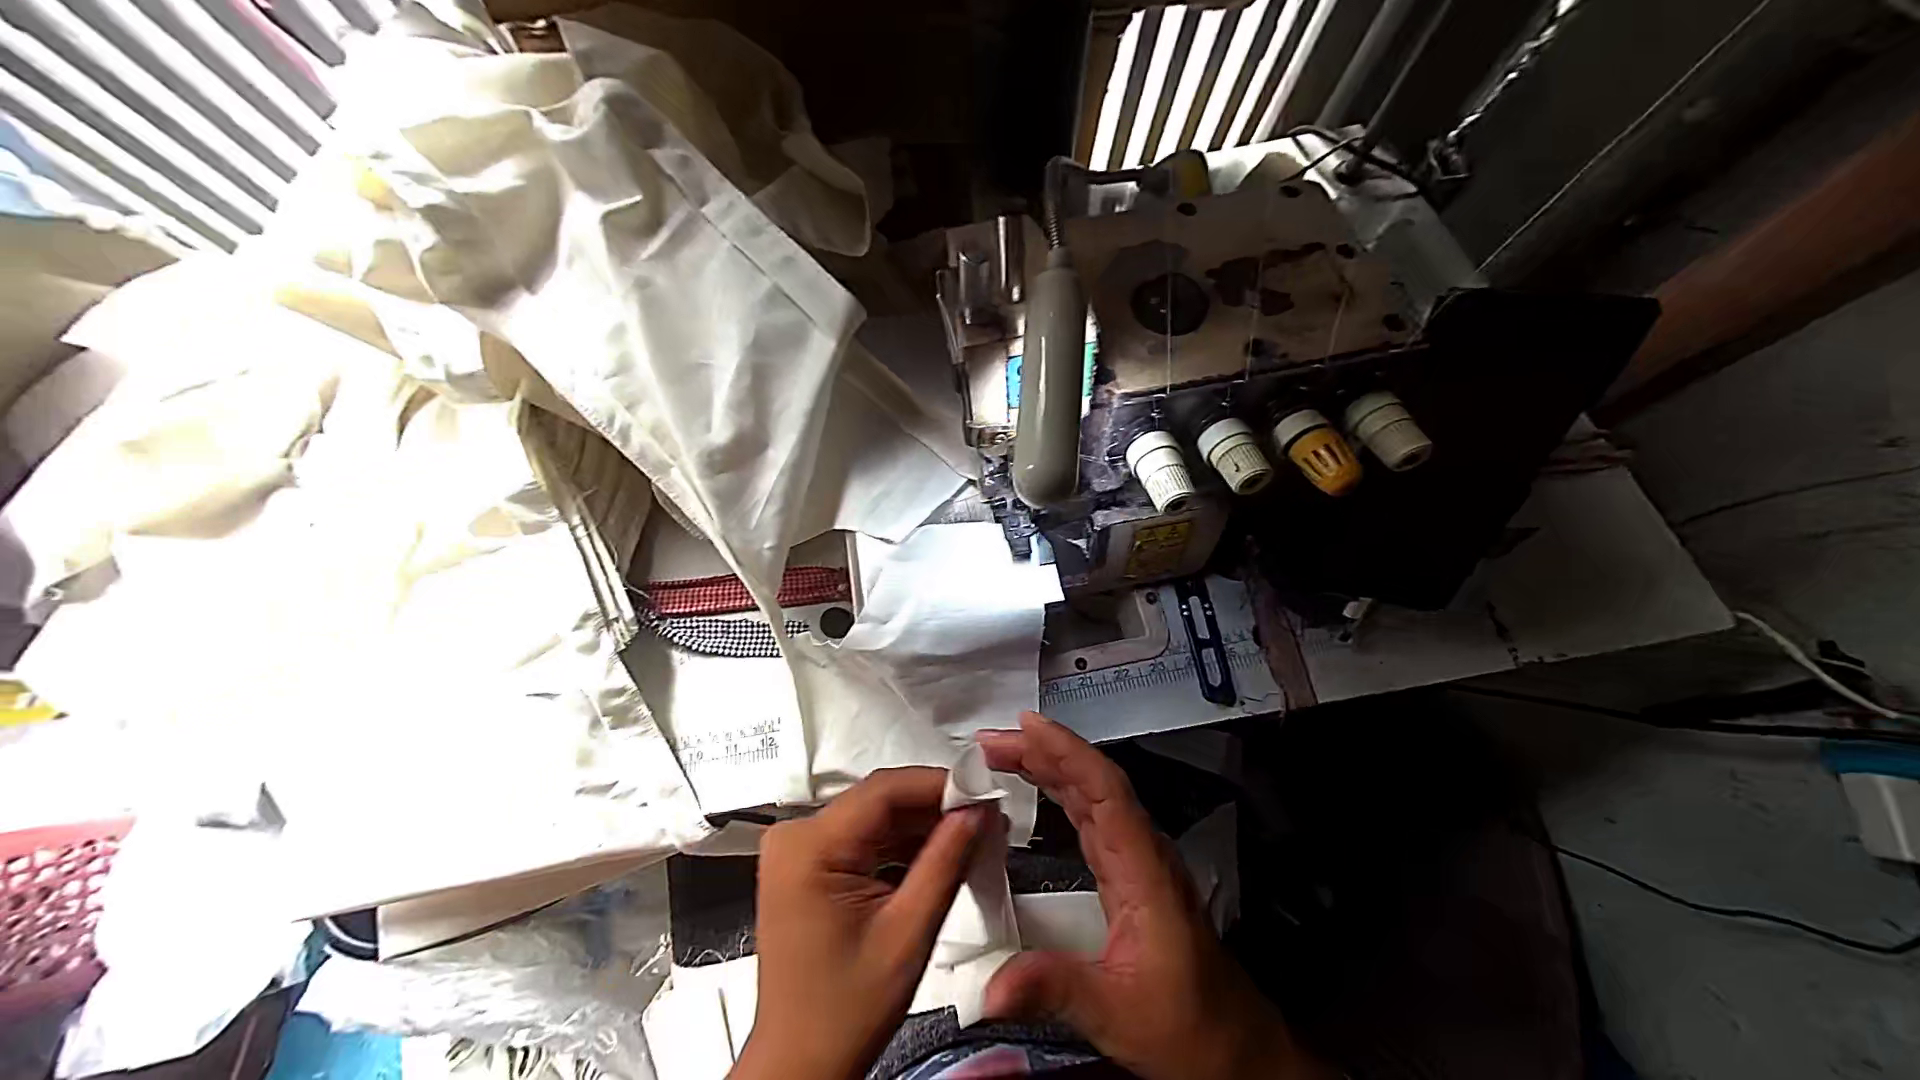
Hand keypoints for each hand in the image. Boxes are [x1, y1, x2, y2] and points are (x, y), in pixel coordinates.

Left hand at [733, 767, 1000, 1079]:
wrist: (801, 1062)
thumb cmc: (837, 1016)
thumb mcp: (907, 934)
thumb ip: (945, 862)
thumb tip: (973, 813)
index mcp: (807, 849)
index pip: (884, 789)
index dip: (939, 784)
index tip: (979, 789)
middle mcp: (794, 840)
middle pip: (880, 800)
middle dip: (935, 807)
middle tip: (983, 816)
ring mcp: (799, 851)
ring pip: (875, 817)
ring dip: (922, 826)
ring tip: (969, 837)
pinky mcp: (809, 864)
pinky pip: (864, 837)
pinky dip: (901, 845)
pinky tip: (937, 855)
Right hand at [978, 713, 1335, 1079]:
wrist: (1231, 1046)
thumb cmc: (1189, 1027)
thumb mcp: (1117, 1013)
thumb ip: (1054, 990)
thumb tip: (991, 987)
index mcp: (1143, 868)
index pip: (1104, 790)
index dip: (1066, 751)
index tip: (1027, 727)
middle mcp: (1140, 851)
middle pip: (1092, 780)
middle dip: (1043, 751)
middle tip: (992, 741)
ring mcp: (1135, 858)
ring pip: (1090, 793)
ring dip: (1049, 766)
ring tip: (1004, 752)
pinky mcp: (1126, 871)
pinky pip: (1089, 813)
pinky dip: (1059, 790)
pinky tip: (1037, 786)